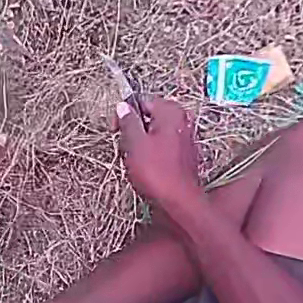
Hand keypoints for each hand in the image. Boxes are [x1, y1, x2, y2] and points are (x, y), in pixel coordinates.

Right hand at [114, 95, 202, 212]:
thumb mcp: (134, 143)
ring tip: (134, 158)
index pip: (142, 101)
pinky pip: (164, 146)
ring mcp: (186, 138)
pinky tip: (146, 166)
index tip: (116, 129)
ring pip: (156, 132)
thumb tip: (123, 107)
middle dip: (135, 129)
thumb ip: (128, 121)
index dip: (125, 114)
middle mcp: (182, 121)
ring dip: (143, 142)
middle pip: (150, 116)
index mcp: (171, 112)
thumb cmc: (156, 172)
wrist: (178, 201)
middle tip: (124, 145)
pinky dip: (153, 152)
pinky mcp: (185, 155)